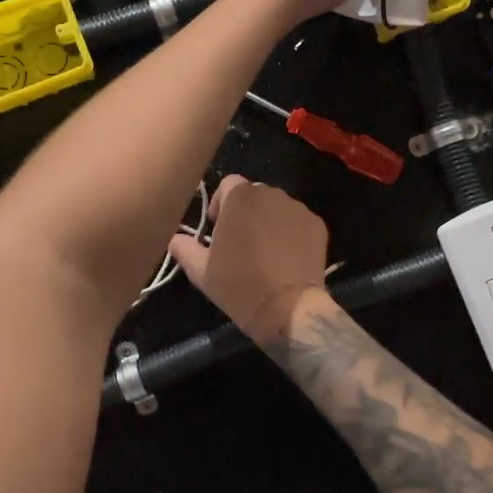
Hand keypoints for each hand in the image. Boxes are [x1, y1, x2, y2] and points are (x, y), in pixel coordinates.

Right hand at [169, 174, 329, 343]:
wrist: (287, 308)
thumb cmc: (238, 286)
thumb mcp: (201, 271)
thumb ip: (185, 248)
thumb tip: (176, 238)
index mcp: (239, 198)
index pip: (228, 184)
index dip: (220, 203)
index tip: (218, 227)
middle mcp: (270, 194)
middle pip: (254, 194)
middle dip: (245, 211)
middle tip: (240, 240)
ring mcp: (297, 208)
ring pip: (277, 206)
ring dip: (268, 220)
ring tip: (264, 249)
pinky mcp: (317, 224)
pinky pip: (298, 221)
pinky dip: (291, 232)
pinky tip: (286, 257)